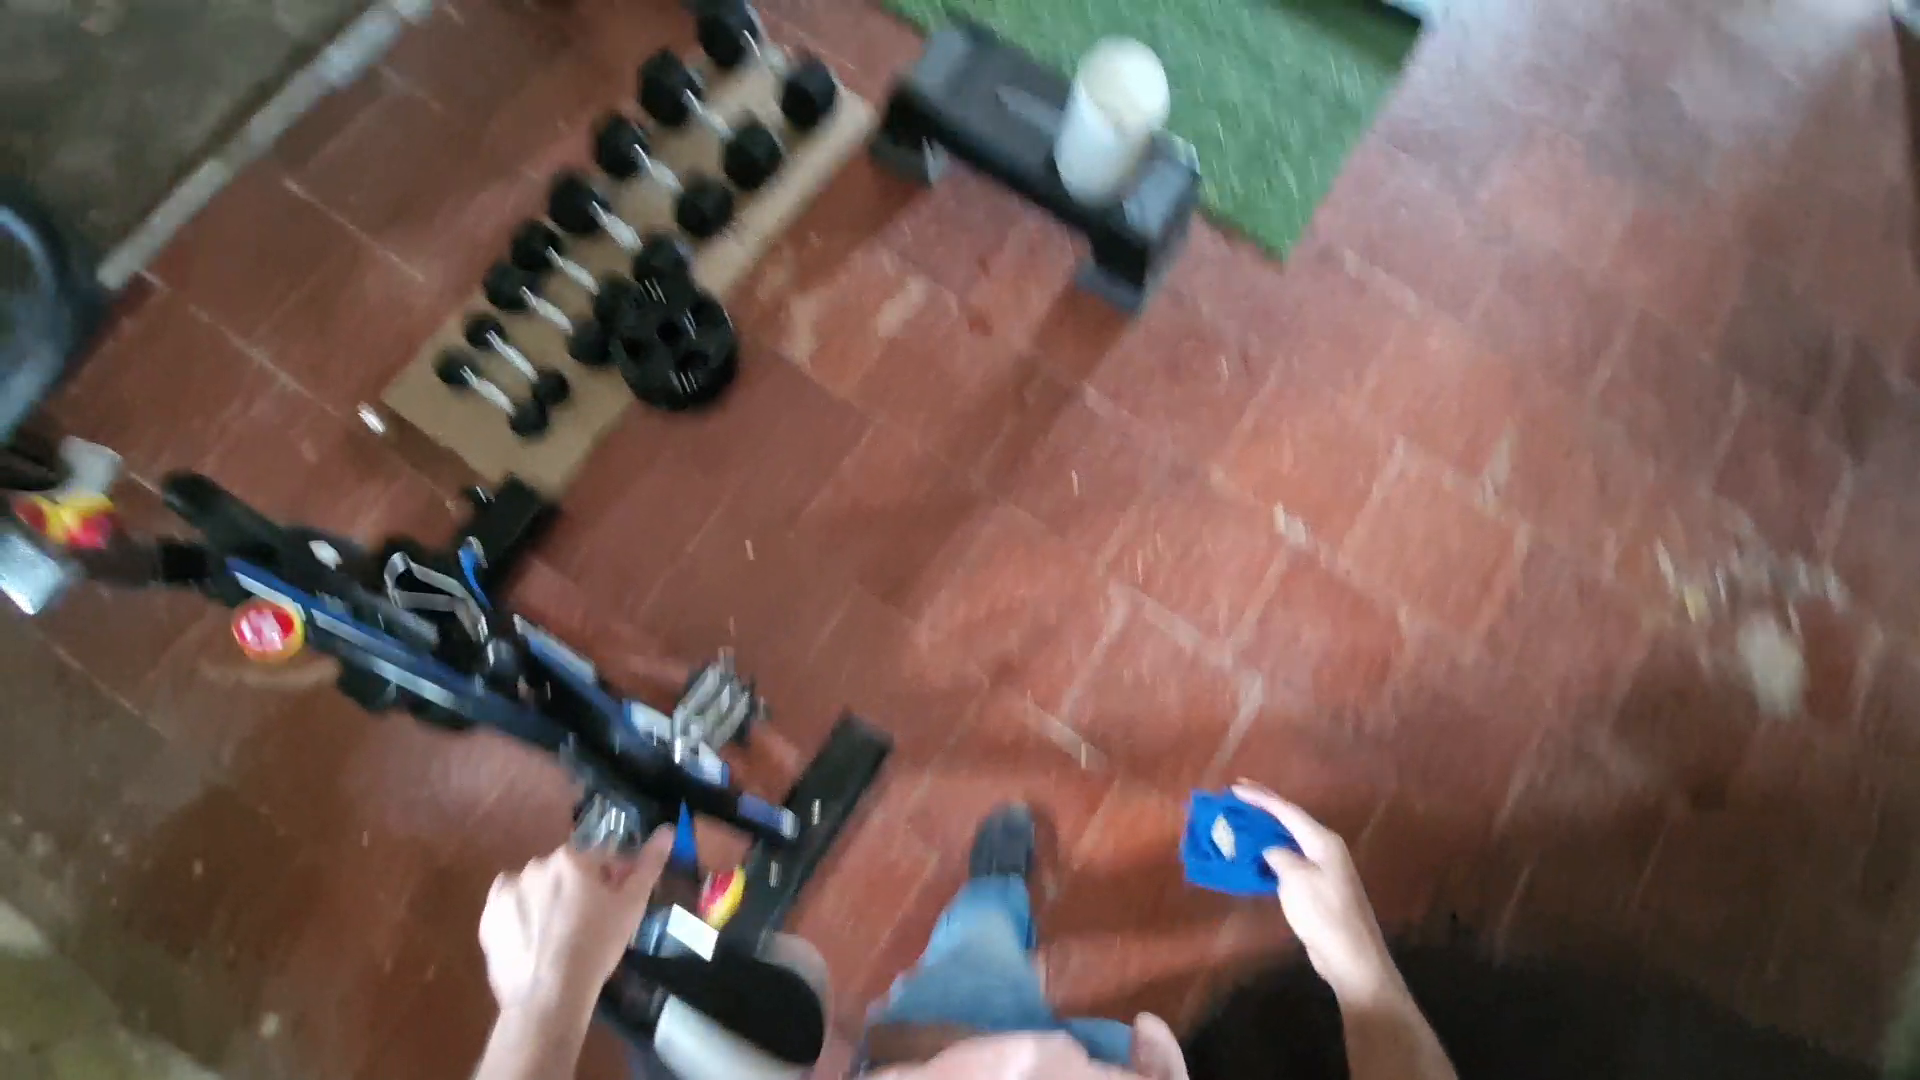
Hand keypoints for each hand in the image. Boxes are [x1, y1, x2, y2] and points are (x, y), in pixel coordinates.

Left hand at [478, 828, 674, 1015]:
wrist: (548, 995)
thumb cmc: (597, 945)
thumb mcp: (632, 904)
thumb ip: (650, 863)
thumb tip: (667, 829)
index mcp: (573, 857)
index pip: (602, 859)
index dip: (613, 881)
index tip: (616, 906)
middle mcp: (538, 864)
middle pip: (568, 870)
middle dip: (580, 888)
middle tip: (592, 923)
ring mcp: (509, 890)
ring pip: (539, 885)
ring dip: (550, 898)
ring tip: (561, 935)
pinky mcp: (488, 917)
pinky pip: (510, 903)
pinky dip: (521, 912)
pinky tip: (534, 935)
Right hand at [1232, 782, 1402, 1003]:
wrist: (1352, 959)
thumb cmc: (1324, 914)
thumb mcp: (1296, 878)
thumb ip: (1278, 854)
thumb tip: (1269, 849)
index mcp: (1322, 841)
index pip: (1286, 810)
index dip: (1260, 797)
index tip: (1234, 787)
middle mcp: (1325, 848)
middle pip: (1289, 820)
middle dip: (1263, 807)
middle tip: (1236, 795)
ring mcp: (1323, 868)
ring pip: (1288, 839)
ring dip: (1265, 829)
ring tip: (1240, 820)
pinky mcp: (1317, 887)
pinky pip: (1289, 858)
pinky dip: (1270, 852)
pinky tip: (1255, 853)